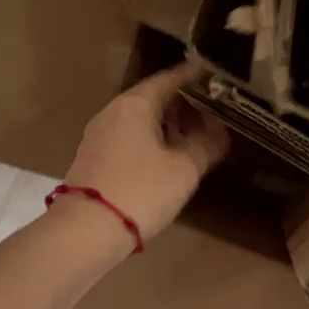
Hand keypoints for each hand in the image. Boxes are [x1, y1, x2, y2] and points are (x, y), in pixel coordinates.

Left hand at [59, 63, 231, 244]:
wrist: (87, 230)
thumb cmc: (141, 191)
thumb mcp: (184, 169)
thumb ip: (206, 145)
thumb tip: (221, 132)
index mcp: (135, 104)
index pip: (170, 79)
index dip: (195, 78)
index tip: (218, 79)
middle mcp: (114, 112)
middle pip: (154, 98)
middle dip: (185, 105)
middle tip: (215, 114)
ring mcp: (100, 135)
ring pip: (142, 120)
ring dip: (170, 125)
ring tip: (197, 138)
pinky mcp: (95, 159)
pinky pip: (130, 139)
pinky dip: (153, 140)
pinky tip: (169, 158)